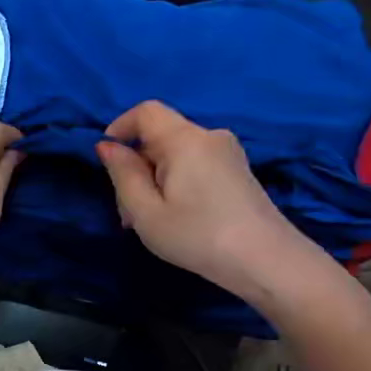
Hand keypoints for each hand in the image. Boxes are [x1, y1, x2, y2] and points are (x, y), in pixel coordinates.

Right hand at [96, 100, 322, 298]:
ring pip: (177, 155)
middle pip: (160, 137)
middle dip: (136, 167)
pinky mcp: (238, 171)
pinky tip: (175, 218)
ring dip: (154, 180)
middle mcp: (209, 136)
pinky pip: (195, 165)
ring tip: (150, 221)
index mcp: (184, 139)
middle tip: (127, 212)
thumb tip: (108, 146)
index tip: (106, 160)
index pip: (146, 111)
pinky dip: (176, 183)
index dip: (120, 127)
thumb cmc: (196, 235)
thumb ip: (123, 174)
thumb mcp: (146, 211)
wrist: (263, 260)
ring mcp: (228, 153)